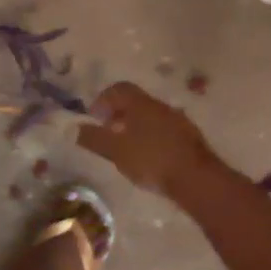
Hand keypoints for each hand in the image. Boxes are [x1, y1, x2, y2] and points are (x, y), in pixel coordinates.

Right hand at [78, 82, 221, 195]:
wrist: (198, 180)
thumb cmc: (151, 159)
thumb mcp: (115, 151)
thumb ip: (93, 138)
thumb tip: (72, 128)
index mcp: (141, 104)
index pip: (118, 89)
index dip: (102, 100)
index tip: (94, 118)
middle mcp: (161, 106)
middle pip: (134, 102)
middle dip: (117, 115)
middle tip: (107, 134)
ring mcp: (178, 121)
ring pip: (150, 117)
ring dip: (135, 127)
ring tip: (126, 149)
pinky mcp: (190, 138)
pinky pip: (164, 130)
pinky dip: (151, 137)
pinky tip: (148, 158)